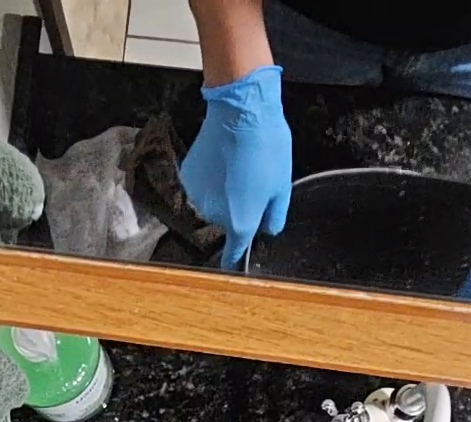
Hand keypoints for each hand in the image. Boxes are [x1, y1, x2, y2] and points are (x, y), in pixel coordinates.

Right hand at [181, 66, 292, 269]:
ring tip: (237, 169)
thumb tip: (267, 231)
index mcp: (240, 223)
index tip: (234, 262)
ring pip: (213, 205)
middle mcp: (214, 217)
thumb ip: (274, 218)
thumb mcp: (282, 187)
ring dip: (222, 194)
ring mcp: (198, 198)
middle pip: (226, 225)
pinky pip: (203, 188)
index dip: (235, 260)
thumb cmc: (266, 146)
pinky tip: (223, 161)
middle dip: (236, 211)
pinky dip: (211, 180)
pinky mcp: (188, 179)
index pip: (232, 256)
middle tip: (250, 184)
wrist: (240, 110)